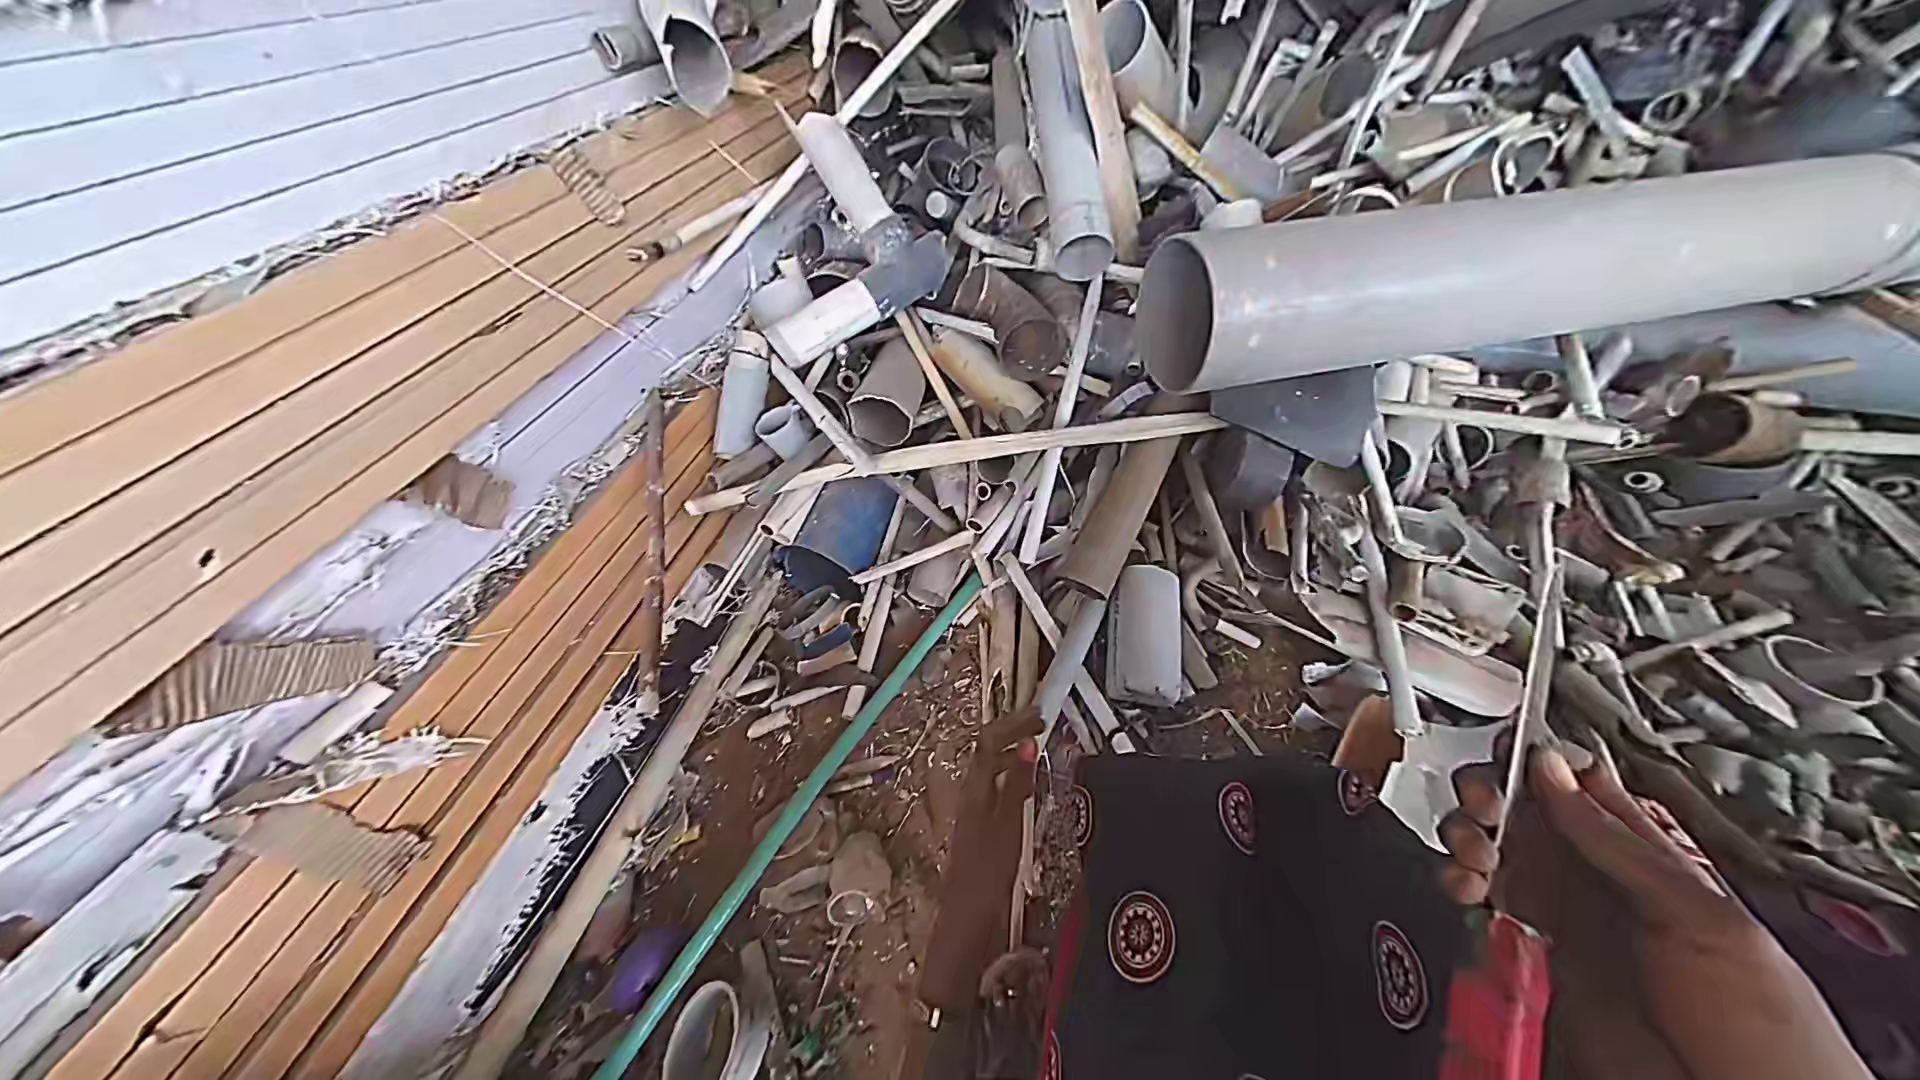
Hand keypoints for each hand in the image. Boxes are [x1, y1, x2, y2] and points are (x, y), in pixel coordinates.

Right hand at [1483, 747, 1873, 1079]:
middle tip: (1486, 809)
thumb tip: (1548, 765)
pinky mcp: (1519, 935)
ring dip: (1465, 833)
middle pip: (1514, 801)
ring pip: (1483, 837)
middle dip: (1486, 793)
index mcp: (1640, 851)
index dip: (1536, 755)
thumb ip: (1618, 841)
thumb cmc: (1753, 1022)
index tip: (1508, 753)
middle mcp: (1588, 868)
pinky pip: (1469, 889)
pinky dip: (1452, 878)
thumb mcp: (1702, 919)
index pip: (1576, 778)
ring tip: (1476, 856)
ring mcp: (1551, 902)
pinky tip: (1464, 888)